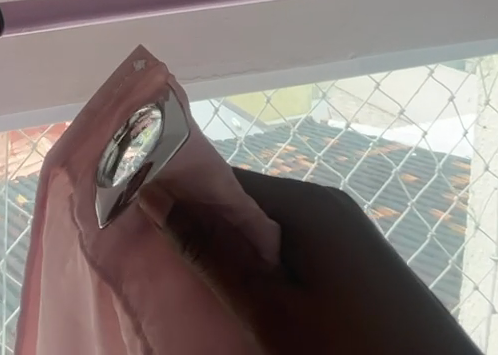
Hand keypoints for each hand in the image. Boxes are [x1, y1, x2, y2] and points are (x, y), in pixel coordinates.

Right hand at [157, 168, 481, 354]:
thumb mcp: (271, 312)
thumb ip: (210, 250)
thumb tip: (151, 192)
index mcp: (307, 204)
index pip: (220, 181)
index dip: (176, 201)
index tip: (136, 227)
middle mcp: (328, 211)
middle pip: (242, 210)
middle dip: (203, 238)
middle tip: (164, 273)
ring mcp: (349, 245)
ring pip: (266, 242)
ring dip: (233, 267)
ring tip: (202, 299)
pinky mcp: (362, 279)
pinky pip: (294, 265)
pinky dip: (266, 284)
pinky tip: (251, 316)